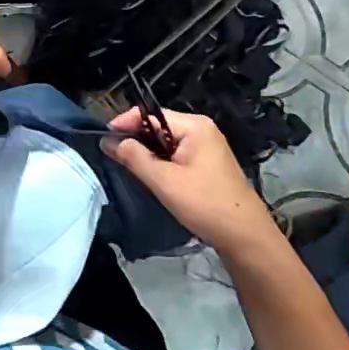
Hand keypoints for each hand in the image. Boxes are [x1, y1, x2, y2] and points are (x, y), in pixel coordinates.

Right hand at [102, 108, 283, 257]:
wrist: (244, 235)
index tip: (104, 140)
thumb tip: (108, 141)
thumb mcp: (164, 180)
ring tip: (128, 167)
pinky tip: (151, 177)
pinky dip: (161, 162)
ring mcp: (207, 147)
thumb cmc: (204, 204)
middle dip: (136, 139)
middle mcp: (202, 130)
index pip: (151, 115)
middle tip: (113, 156)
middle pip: (158, 126)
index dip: (126, 124)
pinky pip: (176, 154)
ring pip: (166, 142)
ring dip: (148, 153)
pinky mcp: (207, 163)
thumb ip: (134, 157)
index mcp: (195, 126)